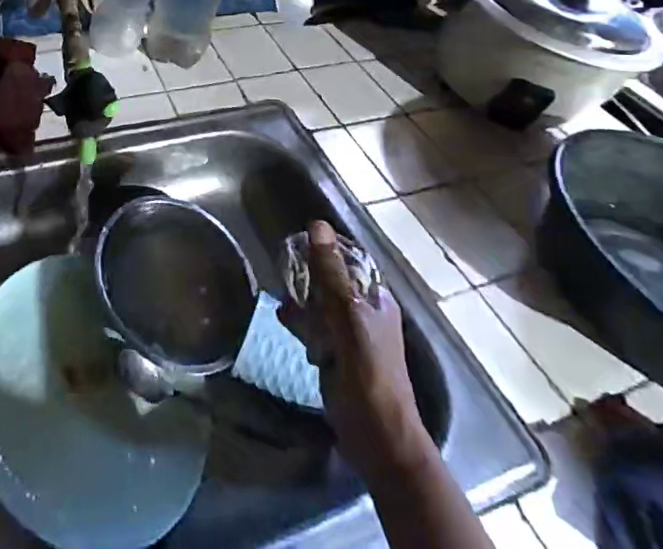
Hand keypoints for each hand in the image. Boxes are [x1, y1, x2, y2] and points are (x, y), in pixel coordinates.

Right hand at [280, 220, 427, 472]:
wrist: (377, 437)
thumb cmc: (368, 373)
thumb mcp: (348, 317)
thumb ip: (331, 273)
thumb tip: (317, 225)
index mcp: (375, 299)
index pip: (347, 260)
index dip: (322, 250)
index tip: (296, 247)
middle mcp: (364, 313)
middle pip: (329, 282)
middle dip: (307, 279)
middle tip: (287, 277)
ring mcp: (348, 336)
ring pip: (318, 305)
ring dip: (301, 302)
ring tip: (285, 302)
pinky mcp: (334, 357)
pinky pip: (313, 329)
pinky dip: (300, 324)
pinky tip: (285, 320)